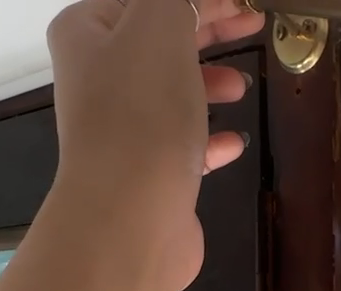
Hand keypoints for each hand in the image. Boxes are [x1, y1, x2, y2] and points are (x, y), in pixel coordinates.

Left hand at [46, 0, 263, 284]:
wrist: (131, 219)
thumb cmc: (142, 117)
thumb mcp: (160, 32)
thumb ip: (179, 0)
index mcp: (89, 32)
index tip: (243, 3)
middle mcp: (98, 77)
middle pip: (160, 42)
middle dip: (205, 33)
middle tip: (251, 28)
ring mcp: (123, 129)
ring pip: (172, 94)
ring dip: (208, 85)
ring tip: (241, 88)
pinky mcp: (150, 174)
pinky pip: (183, 145)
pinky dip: (210, 139)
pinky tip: (234, 142)